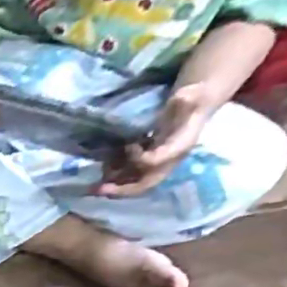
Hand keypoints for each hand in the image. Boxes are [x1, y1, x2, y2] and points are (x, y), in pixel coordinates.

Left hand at [96, 83, 213, 197]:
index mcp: (179, 148)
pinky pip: (128, 178)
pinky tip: (103, 169)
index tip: (129, 146)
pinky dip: (114, 176)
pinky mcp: (145, 166)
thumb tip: (181, 97)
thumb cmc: (191, 103)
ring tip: (94, 183)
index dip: (140, 159)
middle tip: (98, 190)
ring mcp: (155, 167)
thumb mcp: (191, 96)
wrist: (192, 109)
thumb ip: (186, 99)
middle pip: (145, 184)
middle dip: (121, 190)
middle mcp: (167, 162)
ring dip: (113, 185)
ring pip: (133, 184)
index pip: (157, 162)